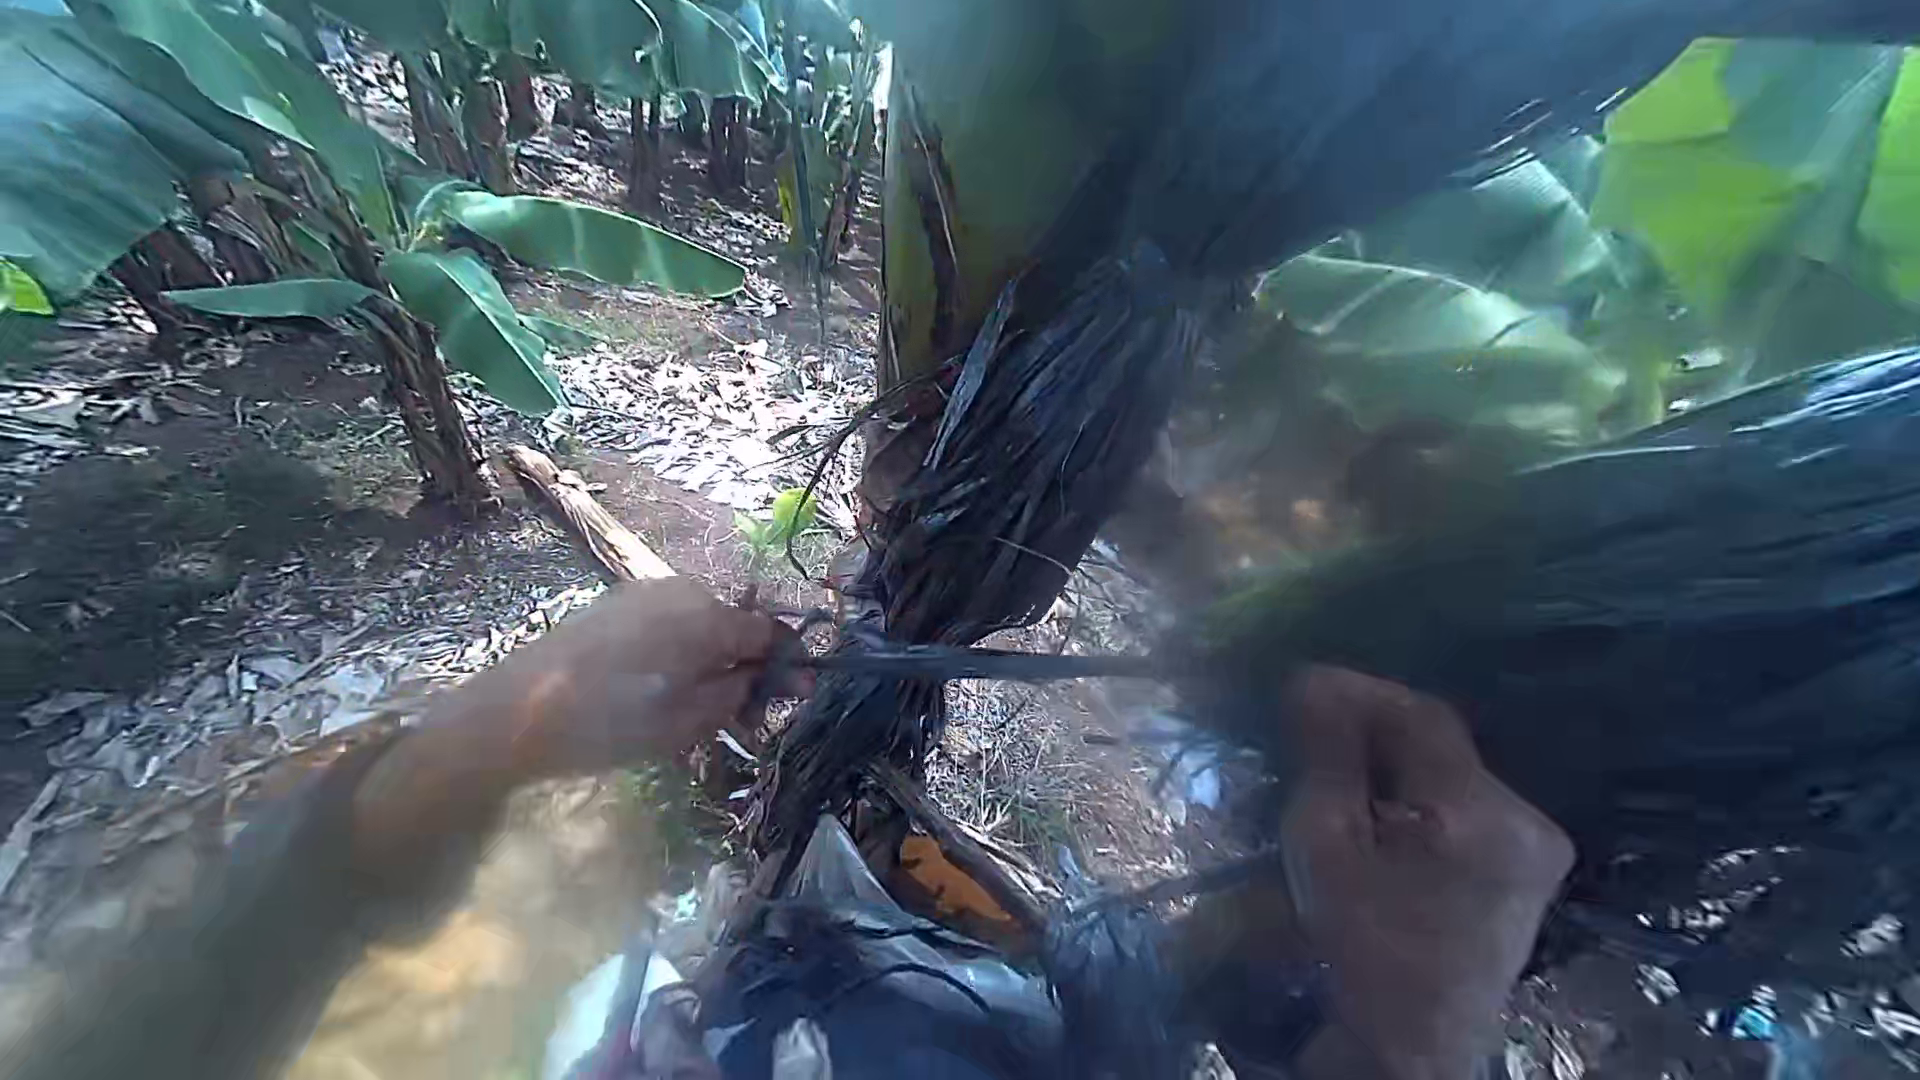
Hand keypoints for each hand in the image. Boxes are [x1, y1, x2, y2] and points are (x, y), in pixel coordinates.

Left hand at [351, 579, 806, 869]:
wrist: (509, 713)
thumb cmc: (611, 722)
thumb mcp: (689, 721)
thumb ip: (742, 692)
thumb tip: (778, 677)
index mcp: (709, 617)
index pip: (770, 632)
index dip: (788, 662)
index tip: (796, 691)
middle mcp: (687, 591)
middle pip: (738, 626)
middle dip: (749, 665)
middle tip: (742, 710)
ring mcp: (650, 592)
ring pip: (706, 624)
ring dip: (716, 658)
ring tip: (700, 701)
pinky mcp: (622, 602)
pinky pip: (674, 620)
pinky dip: (684, 648)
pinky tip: (665, 681)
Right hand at [1284, 667, 1572, 1079]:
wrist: (1413, 1033)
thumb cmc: (1357, 935)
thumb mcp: (1324, 837)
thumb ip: (1326, 753)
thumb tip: (1313, 678)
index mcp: (1477, 817)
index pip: (1419, 715)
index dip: (1359, 689)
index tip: (1302, 684)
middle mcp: (1524, 819)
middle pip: (1437, 735)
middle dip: (1368, 716)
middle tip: (1308, 718)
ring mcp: (1536, 841)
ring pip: (1446, 760)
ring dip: (1387, 745)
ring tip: (1331, 752)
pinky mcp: (1529, 858)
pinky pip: (1459, 788)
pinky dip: (1410, 775)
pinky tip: (1373, 790)